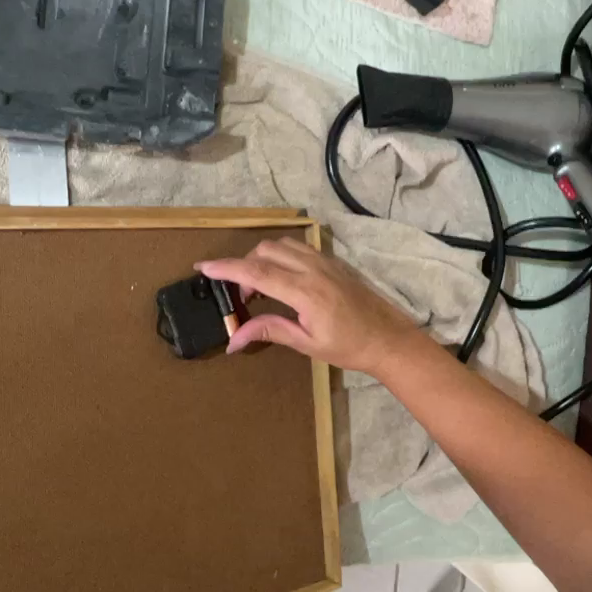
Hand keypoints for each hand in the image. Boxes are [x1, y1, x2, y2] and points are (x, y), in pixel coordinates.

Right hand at [196, 237, 429, 375]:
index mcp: (305, 291)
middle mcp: (313, 269)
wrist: (388, 338)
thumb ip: (270, 331)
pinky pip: (298, 247)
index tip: (203, 267)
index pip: (257, 272)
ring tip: (260, 288)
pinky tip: (282, 278)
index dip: (226, 268)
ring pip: (282, 245)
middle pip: (265, 252)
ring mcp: (325, 261)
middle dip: (244, 266)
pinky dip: (280, 255)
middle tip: (242, 297)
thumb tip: (233, 339)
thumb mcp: (307, 343)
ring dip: (262, 259)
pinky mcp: (332, 261)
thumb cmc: (349, 347)